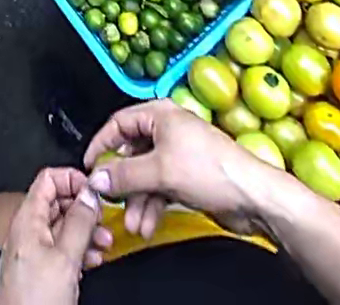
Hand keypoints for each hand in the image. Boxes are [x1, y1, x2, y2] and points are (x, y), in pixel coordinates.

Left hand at [0, 167, 110, 304]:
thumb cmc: (35, 304)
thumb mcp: (65, 258)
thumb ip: (80, 221)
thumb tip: (90, 191)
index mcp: (28, 220)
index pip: (49, 178)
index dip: (73, 179)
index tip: (94, 191)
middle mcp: (28, 231)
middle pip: (58, 201)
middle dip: (84, 208)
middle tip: (104, 218)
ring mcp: (33, 251)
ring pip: (63, 225)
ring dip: (86, 230)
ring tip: (104, 242)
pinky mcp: (39, 271)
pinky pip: (61, 247)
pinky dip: (79, 248)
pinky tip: (93, 259)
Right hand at [85, 99, 278, 238]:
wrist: (251, 195)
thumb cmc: (210, 170)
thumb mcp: (159, 171)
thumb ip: (123, 174)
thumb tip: (96, 176)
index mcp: (159, 113)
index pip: (119, 123)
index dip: (101, 144)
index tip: (88, 167)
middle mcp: (166, 129)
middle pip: (130, 152)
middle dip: (121, 182)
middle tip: (112, 203)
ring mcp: (176, 152)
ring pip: (144, 174)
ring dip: (136, 200)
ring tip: (135, 225)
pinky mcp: (185, 174)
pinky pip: (158, 187)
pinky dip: (150, 205)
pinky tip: (147, 225)